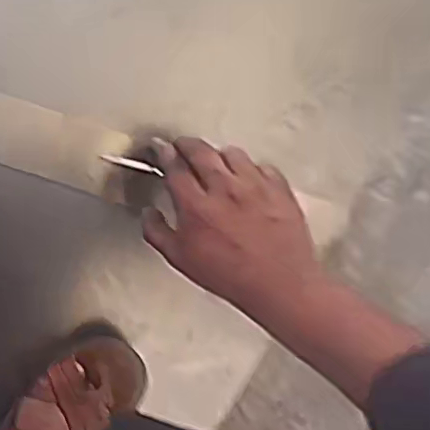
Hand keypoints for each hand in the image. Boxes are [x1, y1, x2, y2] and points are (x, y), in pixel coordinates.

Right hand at [141, 138, 326, 316]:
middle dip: (186, 144)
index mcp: (195, 206)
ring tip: (213, 159)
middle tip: (181, 145)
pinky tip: (244, 177)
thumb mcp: (179, 258)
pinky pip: (262, 166)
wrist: (279, 284)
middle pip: (201, 152)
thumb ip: (156, 232)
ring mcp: (255, 188)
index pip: (175, 167)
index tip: (160, 149)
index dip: (164, 154)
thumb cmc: (228, 273)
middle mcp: (225, 190)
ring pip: (232, 154)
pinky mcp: (280, 191)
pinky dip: (249, 167)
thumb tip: (149, 213)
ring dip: (217, 153)